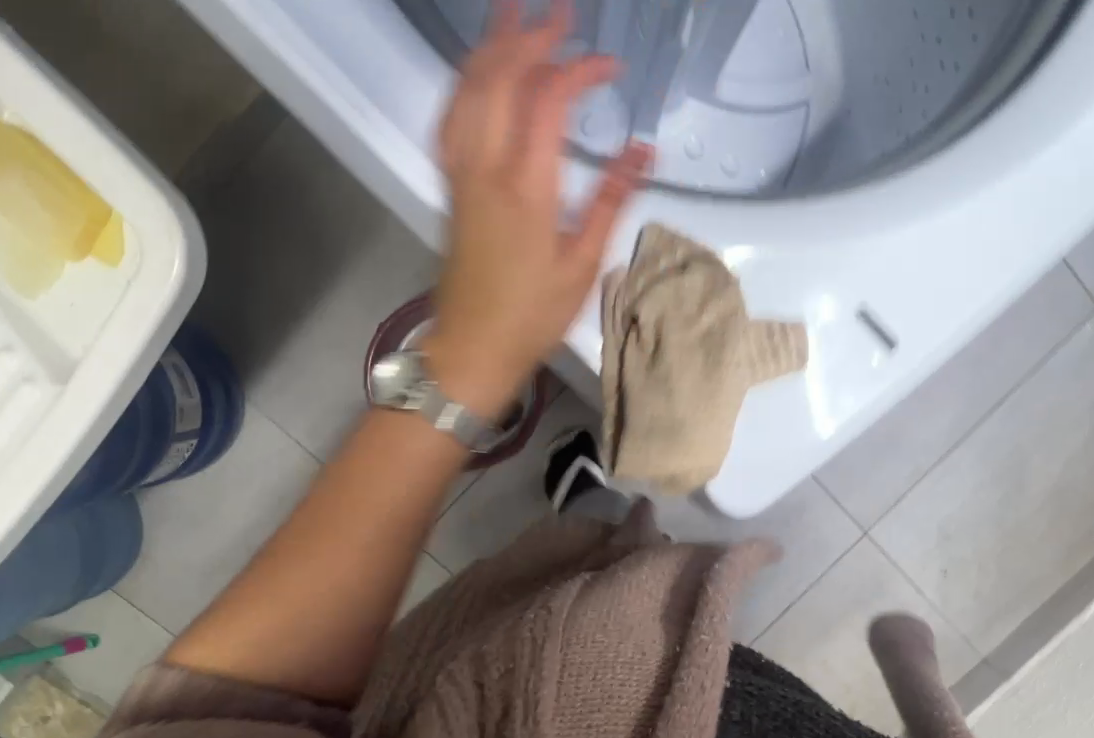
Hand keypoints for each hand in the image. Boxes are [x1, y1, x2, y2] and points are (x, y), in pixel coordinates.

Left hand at [425, 0, 653, 419]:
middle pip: (501, 77)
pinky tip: (477, 72)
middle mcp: (486, 166)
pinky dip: (465, 82)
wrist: (473, 347)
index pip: (548, 100)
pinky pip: (450, 116)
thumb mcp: (583, 264)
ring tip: (512, 13)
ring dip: (491, 46)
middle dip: (531, 36)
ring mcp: (461, 172)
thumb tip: (643, 150)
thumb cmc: (533, 315)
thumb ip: (612, 201)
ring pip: (467, 88)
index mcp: (527, 187)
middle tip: (560, 12)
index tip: (611, 68)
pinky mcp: (450, 184)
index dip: (580, 71)